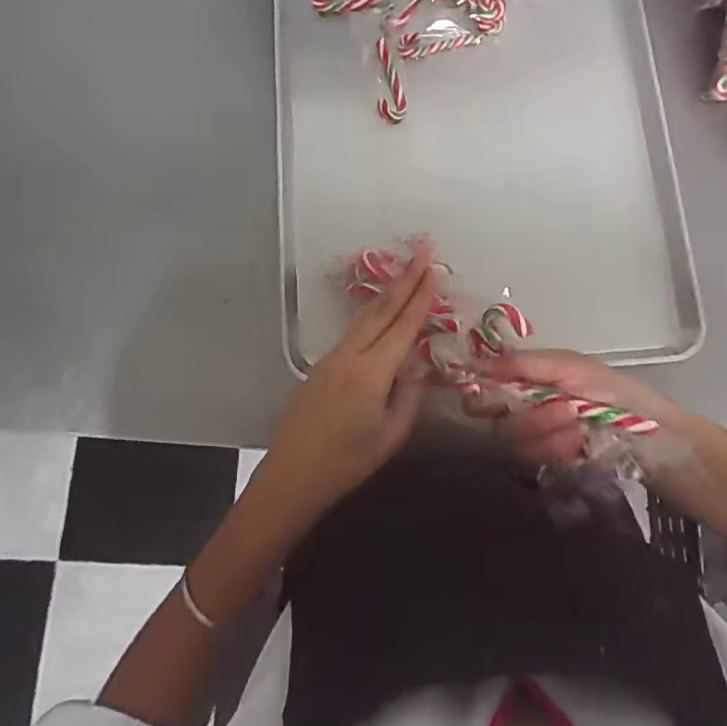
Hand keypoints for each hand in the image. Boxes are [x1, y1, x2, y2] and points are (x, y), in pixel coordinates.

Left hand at [246, 249, 440, 517]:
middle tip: (421, 250)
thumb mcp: (390, 436)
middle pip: (379, 311)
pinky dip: (370, 320)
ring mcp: (329, 361)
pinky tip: (380, 317)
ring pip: (362, 321)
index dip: (421, 297)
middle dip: (403, 279)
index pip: (402, 327)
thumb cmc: (346, 463)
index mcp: (370, 374)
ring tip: (404, 274)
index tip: (434, 269)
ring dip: (386, 296)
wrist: (292, 475)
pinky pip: (351, 337)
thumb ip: (408, 398)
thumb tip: (415, 371)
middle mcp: (348, 358)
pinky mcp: (318, 369)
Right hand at [481, 348, 692, 465]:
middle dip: (525, 414)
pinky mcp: (543, 459)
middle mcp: (520, 403)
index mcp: (525, 375)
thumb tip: (478, 365)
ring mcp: (530, 433)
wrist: (654, 437)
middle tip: (563, 410)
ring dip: (547, 432)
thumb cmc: (618, 394)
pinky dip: (556, 449)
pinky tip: (580, 444)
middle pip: (487, 413)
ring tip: (581, 428)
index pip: (481, 379)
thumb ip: (525, 363)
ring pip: (510, 437)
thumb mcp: (574, 366)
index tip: (484, 390)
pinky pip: (530, 457)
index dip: (476, 384)